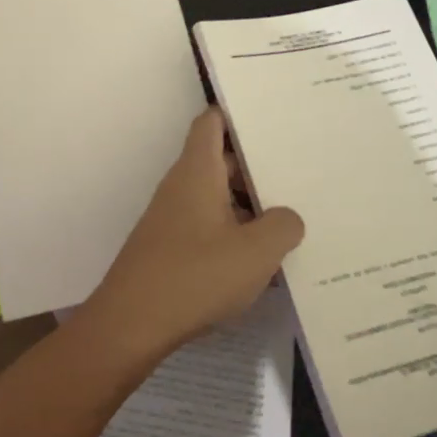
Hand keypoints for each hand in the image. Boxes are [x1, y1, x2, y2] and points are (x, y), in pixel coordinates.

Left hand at [75, 108, 303, 359]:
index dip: (239, 113)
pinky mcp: (173, 248)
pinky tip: (268, 262)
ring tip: (298, 216)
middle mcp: (183, 186)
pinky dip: (238, 235)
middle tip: (303, 169)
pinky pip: (212, 228)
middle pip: (222, 161)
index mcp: (198, 171)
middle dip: (259, 165)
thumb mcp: (255, 252)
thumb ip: (282, 226)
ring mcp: (175, 217)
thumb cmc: (195, 276)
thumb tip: (288, 216)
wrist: (133, 322)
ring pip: (219, 197)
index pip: (213, 122)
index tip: (274, 115)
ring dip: (252, 205)